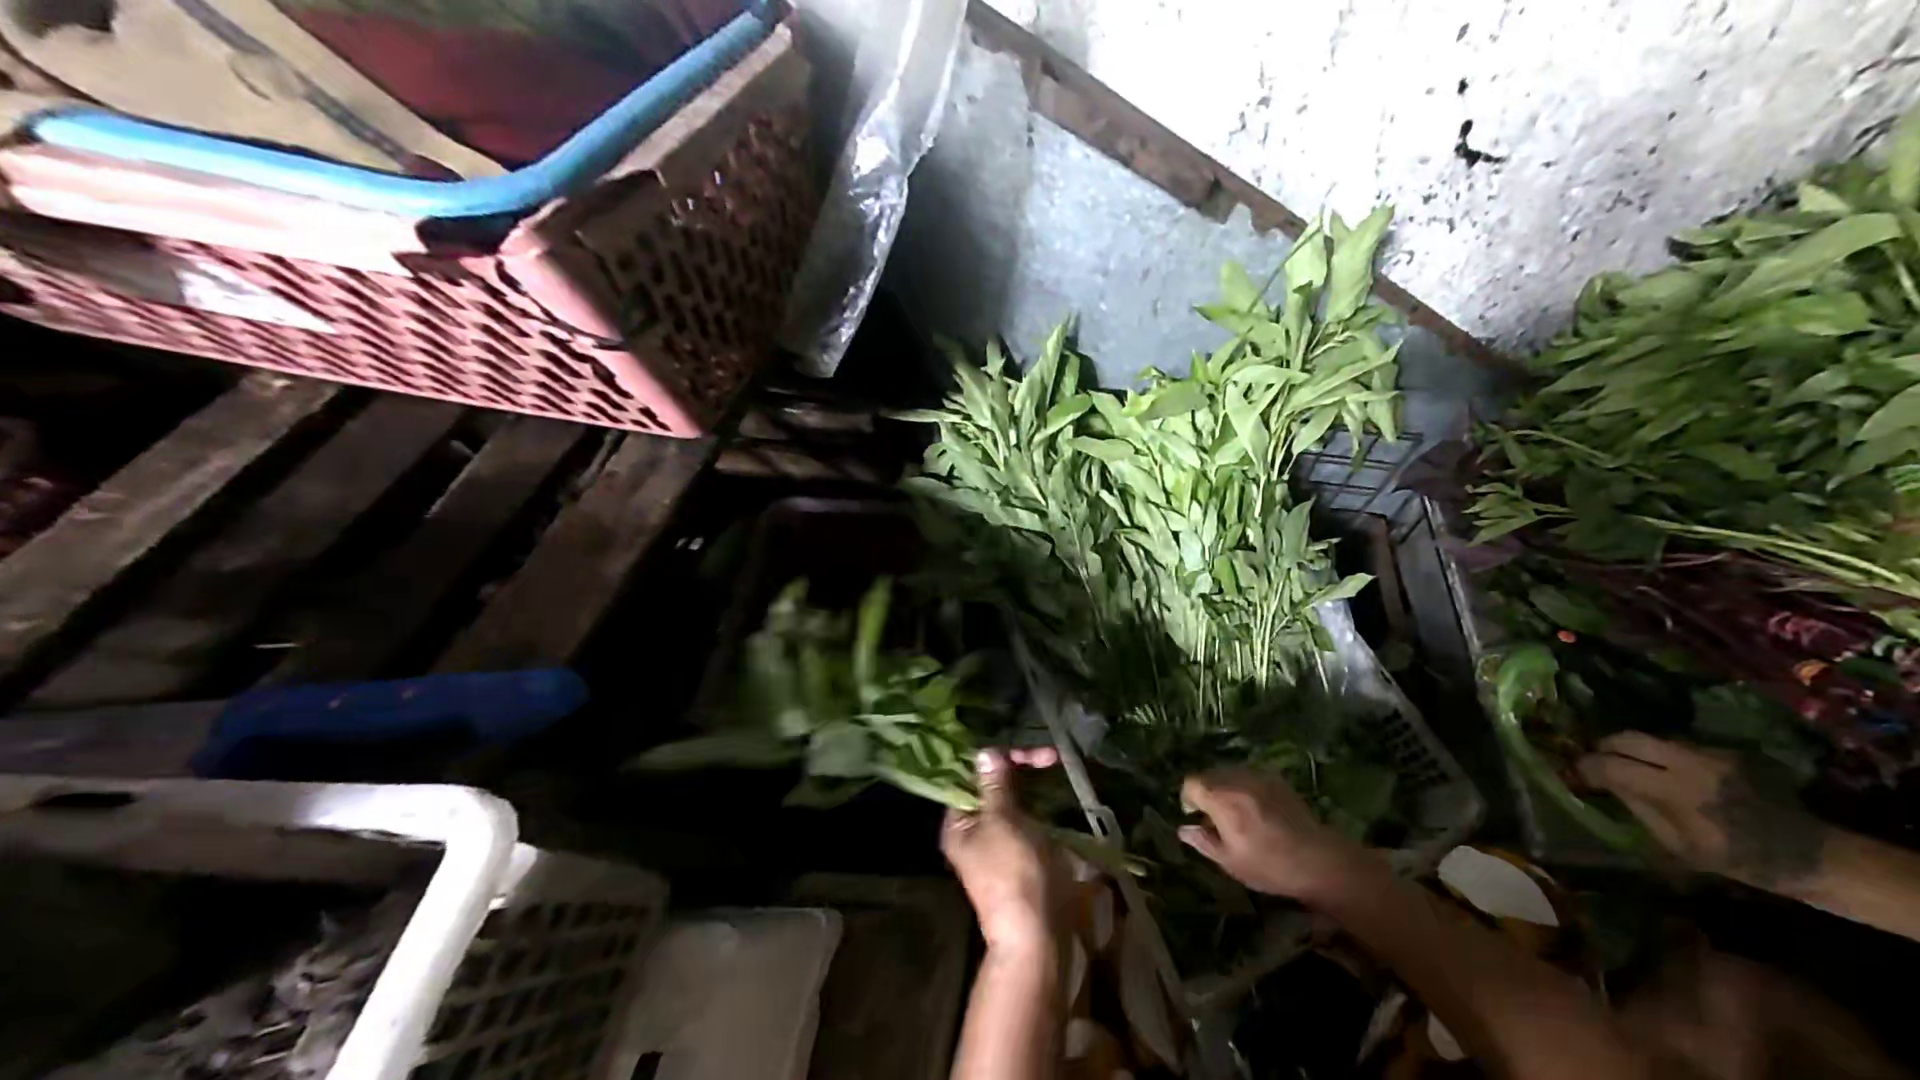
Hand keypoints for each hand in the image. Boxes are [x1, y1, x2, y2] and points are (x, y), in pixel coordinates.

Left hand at [942, 747, 1064, 953]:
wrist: (1037, 936)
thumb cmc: (1014, 874)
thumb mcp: (1002, 822)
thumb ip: (995, 785)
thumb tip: (985, 750)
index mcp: (958, 822)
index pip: (972, 776)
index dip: (998, 758)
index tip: (1029, 751)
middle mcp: (974, 830)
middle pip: (993, 786)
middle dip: (1020, 768)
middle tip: (1052, 756)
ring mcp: (1000, 843)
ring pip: (1013, 801)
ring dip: (1032, 782)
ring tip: (1055, 763)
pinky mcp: (1023, 854)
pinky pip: (1028, 818)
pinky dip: (1040, 803)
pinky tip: (1056, 789)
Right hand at [1177, 766, 1374, 904]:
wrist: (1320, 861)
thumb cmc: (1270, 866)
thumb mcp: (1230, 862)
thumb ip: (1203, 841)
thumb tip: (1183, 829)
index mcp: (1221, 800)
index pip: (1191, 783)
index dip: (1188, 798)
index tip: (1195, 816)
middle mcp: (1237, 781)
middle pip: (1209, 774)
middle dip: (1206, 791)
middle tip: (1214, 817)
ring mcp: (1259, 777)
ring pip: (1229, 772)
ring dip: (1225, 787)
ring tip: (1236, 811)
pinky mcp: (1277, 780)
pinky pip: (1250, 775)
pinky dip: (1244, 786)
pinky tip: (1257, 808)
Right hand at [1576, 733, 1828, 889]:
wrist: (1811, 854)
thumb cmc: (1737, 859)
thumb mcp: (1676, 844)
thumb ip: (1637, 807)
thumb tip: (1602, 783)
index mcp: (1674, 792)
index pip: (1610, 764)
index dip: (1586, 767)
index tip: (1577, 774)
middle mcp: (1690, 764)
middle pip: (1627, 737)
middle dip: (1604, 747)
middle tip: (1598, 762)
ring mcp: (1711, 754)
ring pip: (1652, 738)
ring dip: (1635, 750)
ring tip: (1634, 767)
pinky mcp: (1726, 751)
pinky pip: (1679, 745)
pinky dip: (1665, 756)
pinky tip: (1672, 774)